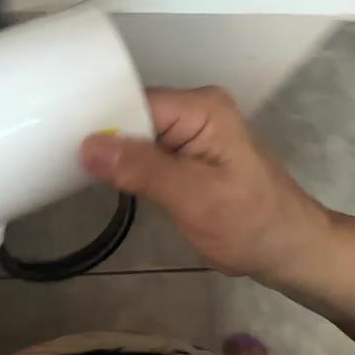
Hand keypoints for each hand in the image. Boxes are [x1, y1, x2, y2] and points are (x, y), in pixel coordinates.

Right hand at [79, 86, 333, 280]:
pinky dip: (130, 162)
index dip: (101, 120)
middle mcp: (196, 107)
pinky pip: (150, 146)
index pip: (136, 101)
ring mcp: (194, 128)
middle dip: (104, 136)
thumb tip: (90, 144)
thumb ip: (142, 169)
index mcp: (201, 107)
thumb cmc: (250, 226)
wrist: (291, 252)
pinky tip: (107, 176)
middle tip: (62, 156)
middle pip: (134, 112)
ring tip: (77, 166)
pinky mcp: (190, 150)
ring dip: (116, 151)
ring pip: (139, 131)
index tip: (62, 139)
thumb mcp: (194, 199)